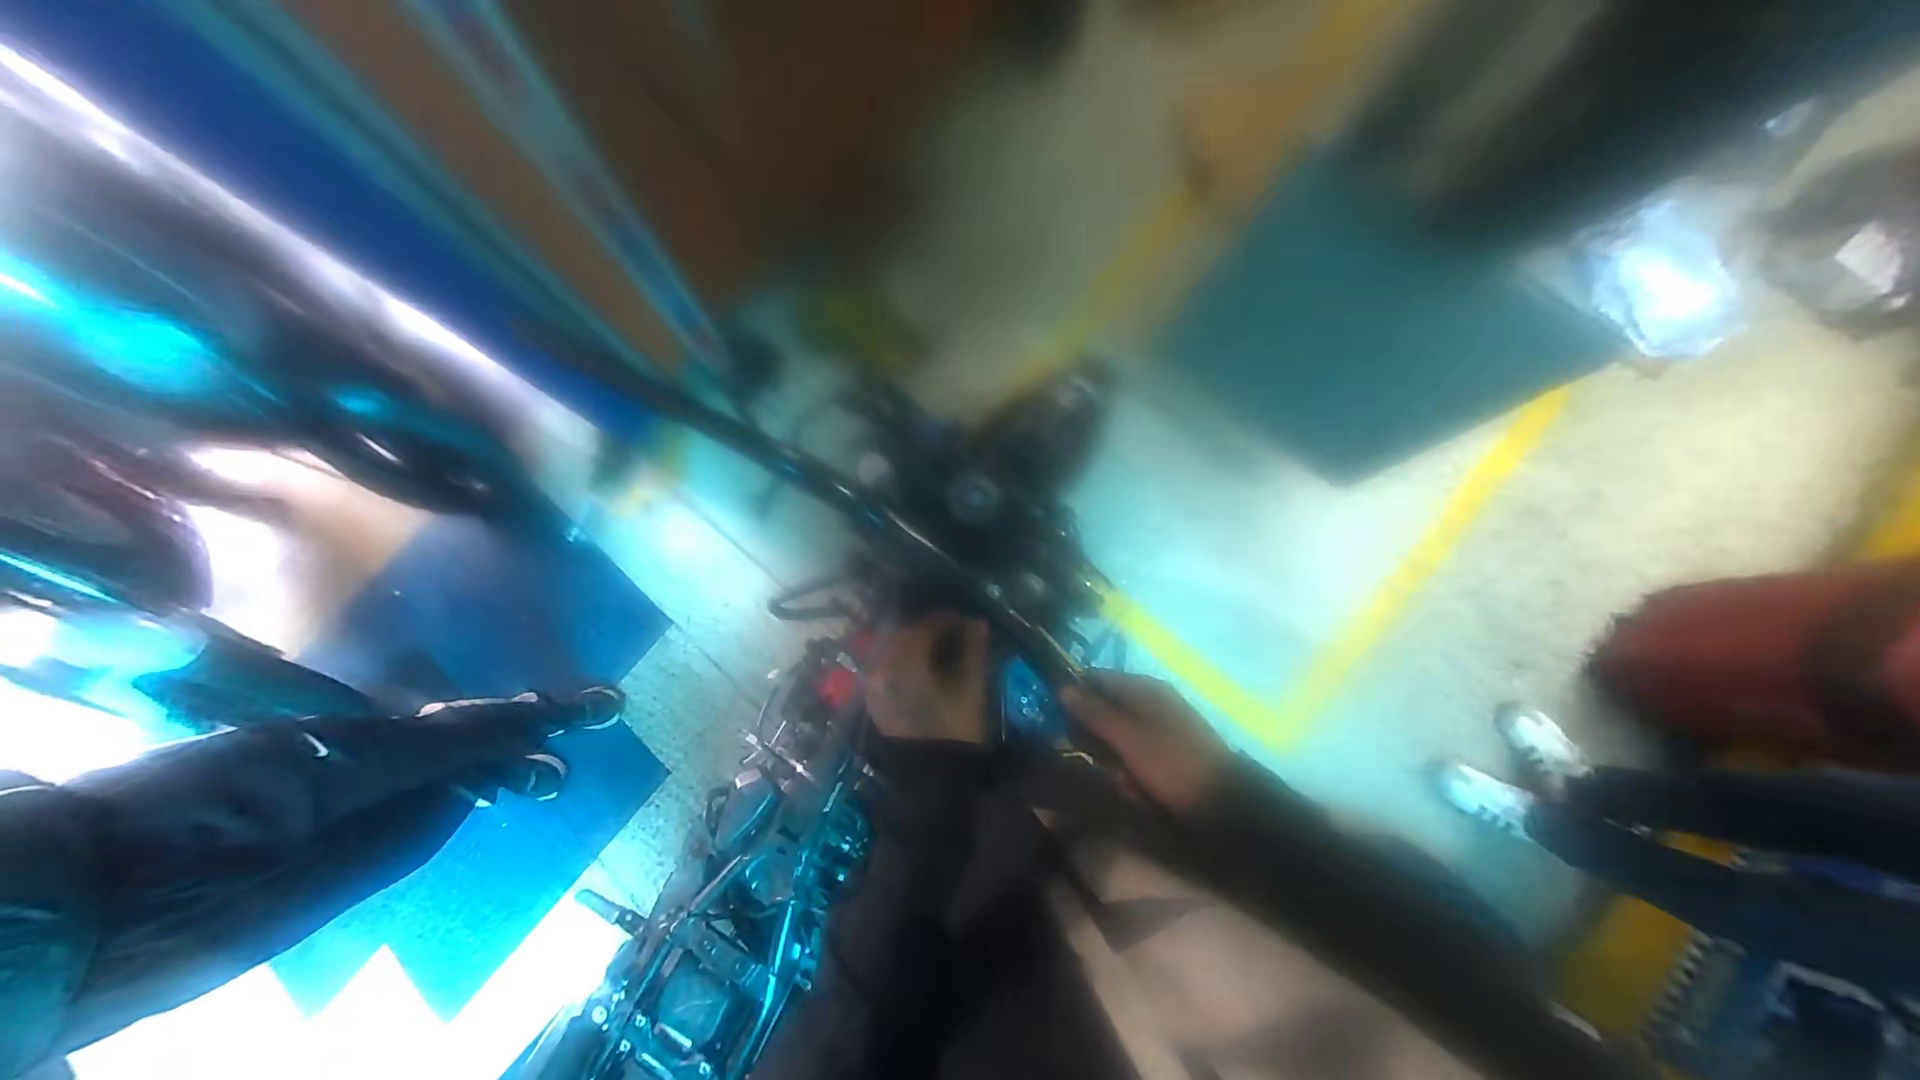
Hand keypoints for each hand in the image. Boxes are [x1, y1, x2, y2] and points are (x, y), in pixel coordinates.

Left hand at [868, 613, 990, 745]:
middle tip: (954, 632)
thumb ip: (973, 650)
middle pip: (906, 635)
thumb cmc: (956, 727)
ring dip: (914, 644)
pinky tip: (920, 666)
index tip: (966, 622)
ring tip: (938, 648)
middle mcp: (883, 666)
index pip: (925, 628)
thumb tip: (977, 624)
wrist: (932, 775)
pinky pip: (886, 666)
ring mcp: (874, 683)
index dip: (947, 620)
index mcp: (906, 660)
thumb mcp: (971, 687)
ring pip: (893, 649)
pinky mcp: (874, 698)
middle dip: (929, 630)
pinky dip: (902, 660)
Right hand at [1061, 671, 1230, 812]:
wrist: (1225, 805)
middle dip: (1093, 735)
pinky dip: (1130, 769)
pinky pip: (1134, 753)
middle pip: (1104, 707)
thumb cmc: (1172, 763)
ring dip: (1111, 758)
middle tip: (1092, 759)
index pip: (1095, 678)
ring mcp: (1161, 726)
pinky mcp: (1167, 751)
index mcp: (1144, 687)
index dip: (1073, 695)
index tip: (1055, 720)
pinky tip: (1135, 788)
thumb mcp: (1128, 737)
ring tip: (1120, 780)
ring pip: (1116, 735)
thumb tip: (1061, 686)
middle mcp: (1152, 700)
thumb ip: (1094, 711)